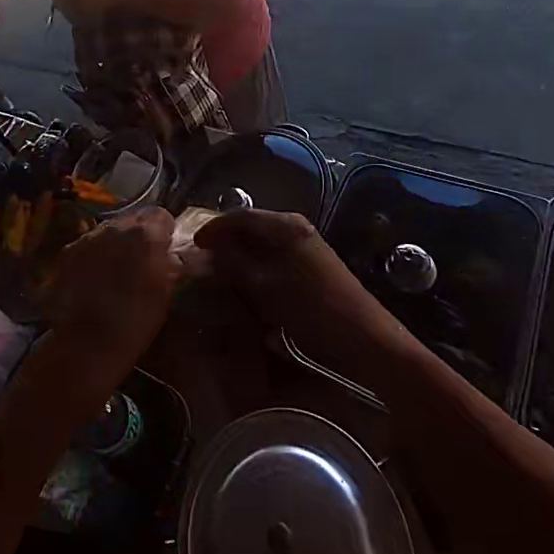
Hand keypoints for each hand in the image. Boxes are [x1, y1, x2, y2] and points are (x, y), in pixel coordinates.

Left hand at [43, 208, 177, 372]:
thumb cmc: (135, 320)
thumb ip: (174, 267)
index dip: (165, 231)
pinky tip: (93, 282)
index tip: (166, 249)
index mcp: (145, 233)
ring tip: (115, 274)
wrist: (85, 344)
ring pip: (108, 232)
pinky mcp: (65, 253)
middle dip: (139, 237)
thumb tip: (178, 256)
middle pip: (133, 220)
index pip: (162, 215)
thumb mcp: (165, 294)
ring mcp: (87, 238)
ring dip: (115, 246)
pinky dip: (93, 257)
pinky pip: (87, 246)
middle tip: (142, 263)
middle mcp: (114, 227)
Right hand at [194, 210, 395, 358]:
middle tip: (202, 263)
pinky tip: (248, 288)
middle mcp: (296, 227)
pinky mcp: (312, 266)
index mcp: (285, 225)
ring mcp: (306, 246)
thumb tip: (206, 249)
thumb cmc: (310, 308)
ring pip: (262, 245)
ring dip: (240, 258)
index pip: (240, 216)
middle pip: (251, 228)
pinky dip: (257, 269)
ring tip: (220, 277)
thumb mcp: (263, 286)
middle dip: (225, 243)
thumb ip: (232, 263)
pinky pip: (275, 259)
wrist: (361, 337)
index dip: (213, 229)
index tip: (192, 246)